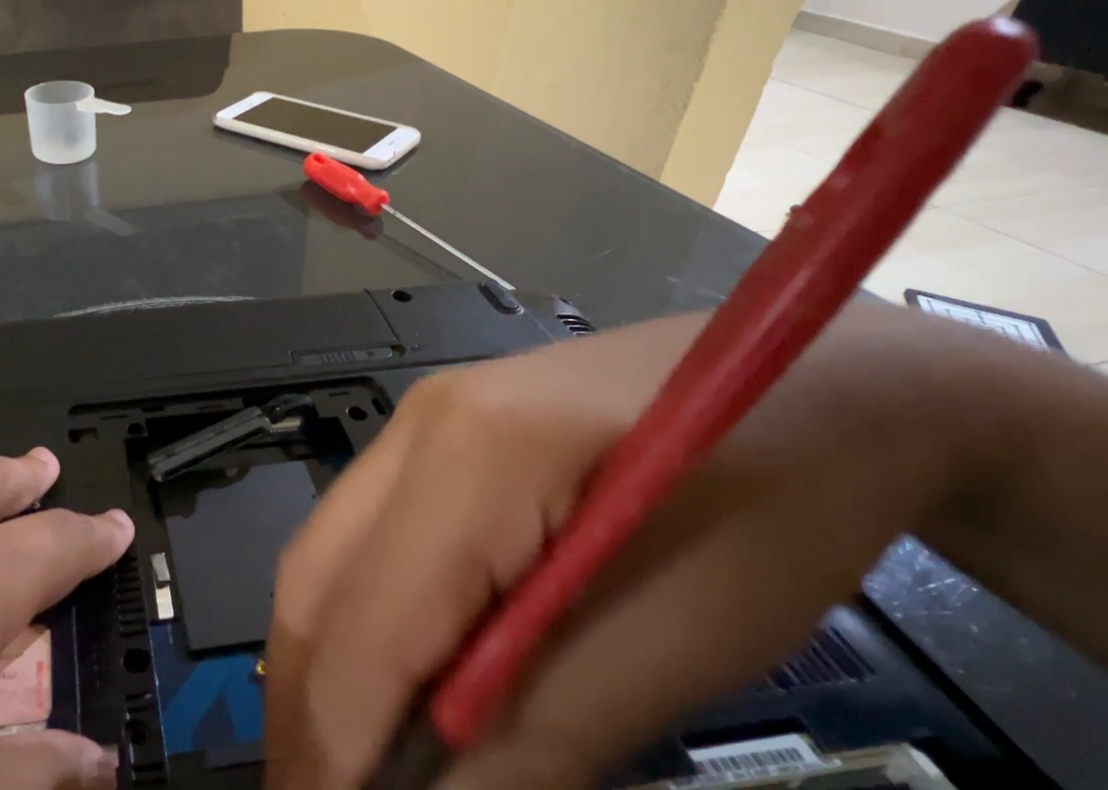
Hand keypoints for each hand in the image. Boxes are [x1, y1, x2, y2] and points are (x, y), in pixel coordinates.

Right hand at [265, 305, 1017, 788]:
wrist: (830, 383)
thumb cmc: (780, 505)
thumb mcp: (682, 638)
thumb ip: (547, 731)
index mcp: (475, 453)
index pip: (373, 621)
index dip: (337, 744)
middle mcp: (416, 424)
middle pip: (316, 582)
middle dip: (305, 711)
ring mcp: (419, 423)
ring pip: (327, 561)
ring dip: (326, 670)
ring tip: (345, 761)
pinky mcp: (436, 440)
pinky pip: (366, 543)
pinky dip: (363, 626)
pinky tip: (390, 682)